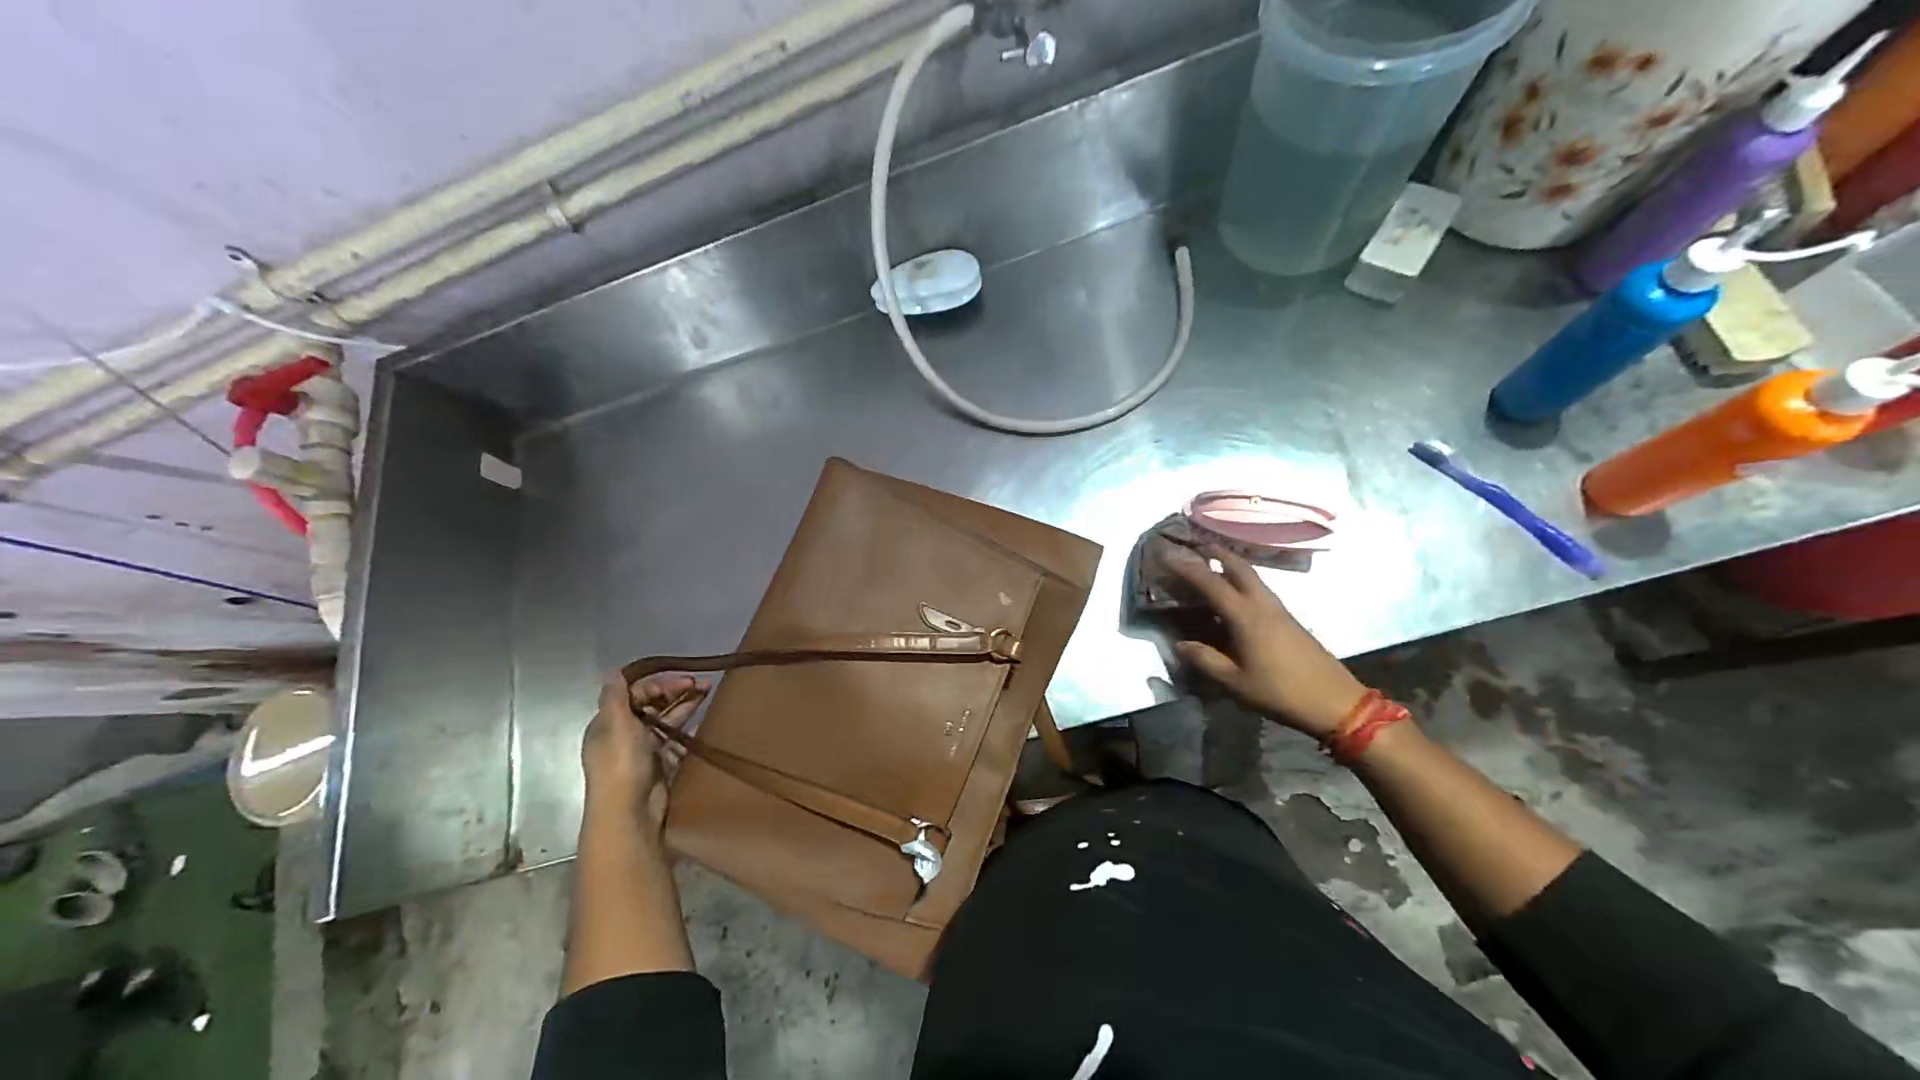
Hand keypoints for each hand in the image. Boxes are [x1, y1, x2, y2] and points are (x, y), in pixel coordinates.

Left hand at [581, 673, 705, 829]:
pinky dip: (690, 727)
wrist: (630, 812)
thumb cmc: (620, 764)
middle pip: (653, 704)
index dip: (659, 684)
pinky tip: (705, 719)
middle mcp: (625, 734)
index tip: (684, 681)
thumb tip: (614, 672)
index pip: (636, 693)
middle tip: (702, 684)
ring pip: (667, 719)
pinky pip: (677, 739)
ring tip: (709, 692)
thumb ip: (616, 697)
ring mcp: (645, 749)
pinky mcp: (662, 764)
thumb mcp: (615, 725)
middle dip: (676, 691)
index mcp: (609, 723)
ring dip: (686, 704)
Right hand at [1163, 546, 1367, 738]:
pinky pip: (1261, 589)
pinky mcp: (1289, 620)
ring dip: (1232, 564)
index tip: (1167, 554)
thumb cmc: (1280, 692)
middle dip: (1218, 552)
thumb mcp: (1235, 682)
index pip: (1211, 583)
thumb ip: (1205, 660)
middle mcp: (1263, 605)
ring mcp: (1279, 611)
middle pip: (1239, 567)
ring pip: (1253, 577)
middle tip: (1197, 543)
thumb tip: (1179, 644)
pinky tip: (1236, 593)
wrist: (1334, 702)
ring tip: (1213, 561)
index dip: (1187, 568)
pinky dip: (1243, 580)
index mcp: (1246, 616)